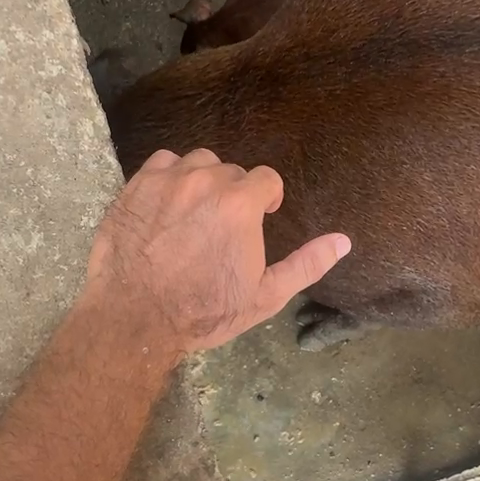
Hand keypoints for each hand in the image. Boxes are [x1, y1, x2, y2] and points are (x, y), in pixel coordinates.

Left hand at [84, 148, 350, 352]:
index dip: (267, 201)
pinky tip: (169, 207)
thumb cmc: (206, 312)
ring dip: (204, 182)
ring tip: (197, 214)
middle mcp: (205, 181)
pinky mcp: (135, 186)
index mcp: (241, 205)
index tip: (260, 220)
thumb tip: (343, 241)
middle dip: (235, 195)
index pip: (266, 179)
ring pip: (197, 163)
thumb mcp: (265, 296)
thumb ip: (306, 265)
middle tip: (225, 229)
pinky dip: (171, 179)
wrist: (137, 317)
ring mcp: (167, 180)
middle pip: (231, 171)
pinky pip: (162, 164)